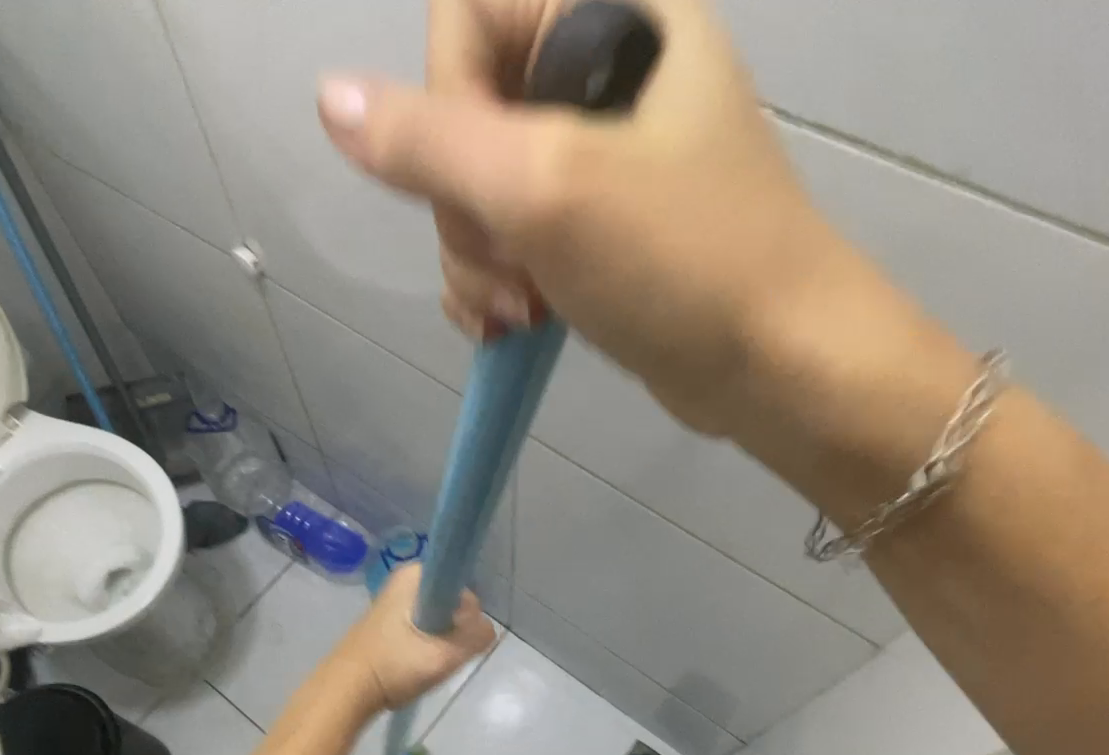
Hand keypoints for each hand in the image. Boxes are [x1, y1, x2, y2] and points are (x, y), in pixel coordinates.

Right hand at [316, 0, 877, 439]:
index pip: (467, 16)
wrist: (778, 364)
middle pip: (461, 115)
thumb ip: (428, 139)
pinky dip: (495, 283)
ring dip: (476, 261)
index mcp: (611, 19)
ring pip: (477, 189)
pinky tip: (512, 325)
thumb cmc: (679, 261)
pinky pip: (508, 236)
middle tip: (510, 271)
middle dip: (465, 211)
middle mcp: (602, 76)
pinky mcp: (594, 225)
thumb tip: (330, 99)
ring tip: (520, 311)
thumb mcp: (545, 189)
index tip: (485, 180)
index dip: (447, 102)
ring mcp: (598, 157)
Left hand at [329, 564, 496, 713]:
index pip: (464, 586)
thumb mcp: (444, 655)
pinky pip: (428, 624)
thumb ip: (477, 637)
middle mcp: (407, 579)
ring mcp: (398, 599)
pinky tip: (419, 662)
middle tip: (442, 654)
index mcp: (416, 574)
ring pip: (442, 616)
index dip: (467, 615)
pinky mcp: (394, 619)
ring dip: (443, 639)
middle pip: (454, 602)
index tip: (456, 637)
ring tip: (428, 660)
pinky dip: (430, 643)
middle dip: (456, 629)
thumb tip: (486, 628)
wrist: (346, 690)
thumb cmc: (393, 667)